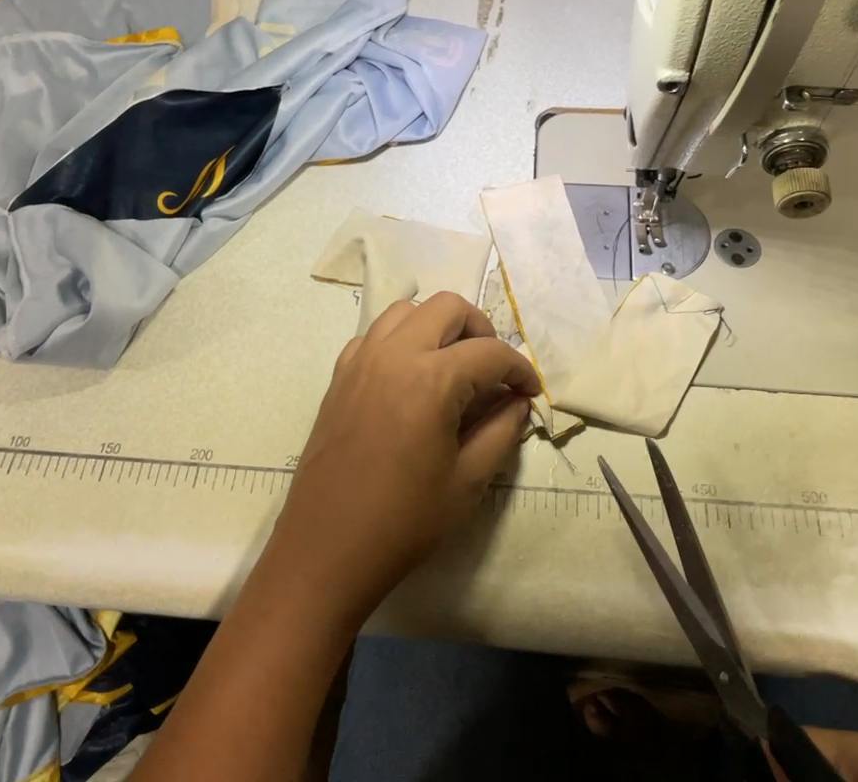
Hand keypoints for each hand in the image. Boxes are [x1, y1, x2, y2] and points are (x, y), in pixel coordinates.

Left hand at [262, 292, 540, 627]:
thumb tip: (517, 402)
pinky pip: (375, 335)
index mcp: (431, 379)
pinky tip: (410, 378)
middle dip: (481, 331)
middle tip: (493, 372)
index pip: (490, 353)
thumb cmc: (404, 521)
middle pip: (448, 307)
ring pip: (407, 311)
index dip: (520, 370)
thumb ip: (502, 431)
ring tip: (453, 367)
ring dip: (438, 327)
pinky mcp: (339, 376)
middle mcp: (394, 354)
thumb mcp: (468, 481)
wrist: (327, 548)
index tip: (530, 392)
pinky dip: (401, 340)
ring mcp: (360, 360)